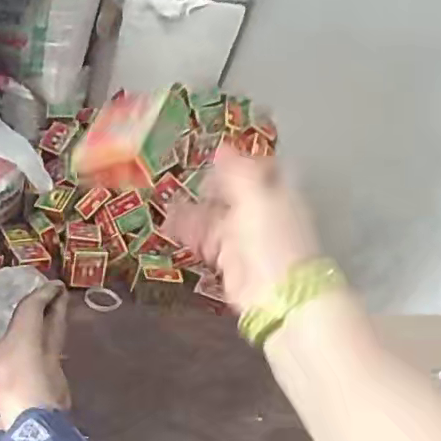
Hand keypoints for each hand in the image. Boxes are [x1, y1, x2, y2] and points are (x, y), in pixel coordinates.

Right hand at [164, 152, 324, 312]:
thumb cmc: (270, 239)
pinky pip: (205, 240)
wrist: (274, 293)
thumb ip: (237, 172)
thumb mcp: (256, 198)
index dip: (235, 160)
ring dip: (191, 210)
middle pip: (231, 193)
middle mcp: (260, 211)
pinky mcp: (227, 259)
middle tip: (178, 178)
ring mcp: (243, 236)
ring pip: (213, 217)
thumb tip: (221, 147)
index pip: (256, 168)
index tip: (208, 155)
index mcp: (275, 191)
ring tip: (165, 203)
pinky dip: (188, 232)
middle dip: (206, 186)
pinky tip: (169, 226)